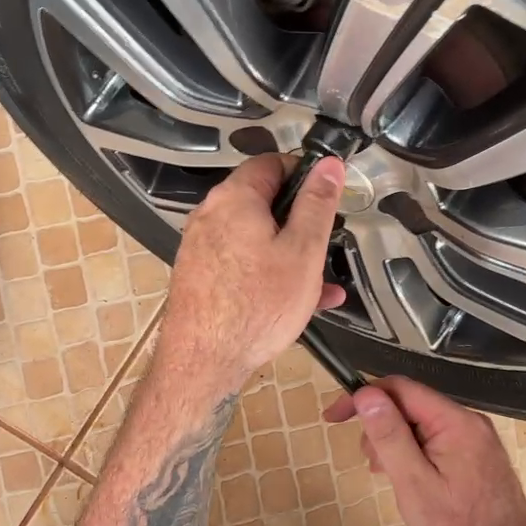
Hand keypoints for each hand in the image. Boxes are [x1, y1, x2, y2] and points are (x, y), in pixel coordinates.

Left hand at [156, 154, 345, 391]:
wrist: (203, 362)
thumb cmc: (253, 309)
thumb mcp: (303, 251)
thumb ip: (317, 204)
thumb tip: (327, 166)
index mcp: (234, 199)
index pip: (271, 163)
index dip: (303, 174)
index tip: (325, 194)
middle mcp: (209, 218)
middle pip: (260, 203)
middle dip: (296, 222)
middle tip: (322, 243)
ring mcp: (200, 250)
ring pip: (253, 240)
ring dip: (286, 255)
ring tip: (318, 282)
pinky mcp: (198, 279)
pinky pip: (240, 267)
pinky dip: (266, 276)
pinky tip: (295, 302)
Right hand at [324, 377, 525, 525]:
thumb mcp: (413, 482)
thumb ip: (390, 435)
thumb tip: (366, 395)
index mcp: (455, 422)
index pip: (400, 388)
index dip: (363, 397)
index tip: (334, 417)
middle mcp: (469, 421)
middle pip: (411, 405)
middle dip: (380, 426)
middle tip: (370, 464)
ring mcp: (476, 438)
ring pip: (422, 424)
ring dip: (395, 442)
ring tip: (389, 476)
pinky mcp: (477, 455)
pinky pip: (436, 440)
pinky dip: (413, 452)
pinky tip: (409, 479)